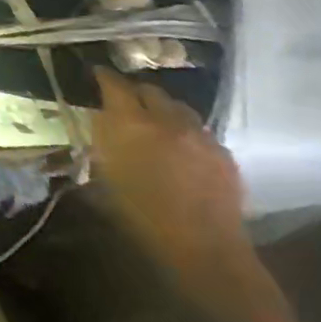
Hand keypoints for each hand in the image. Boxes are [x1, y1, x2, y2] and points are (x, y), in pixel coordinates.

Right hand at [92, 67, 250, 282]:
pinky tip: (180, 147)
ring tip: (155, 123)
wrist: (202, 247)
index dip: (104, 77)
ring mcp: (200, 135)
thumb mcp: (104, 176)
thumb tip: (98, 123)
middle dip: (136, 92)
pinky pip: (200, 130)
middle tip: (125, 102)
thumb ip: (101, 142)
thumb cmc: (140, 215)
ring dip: (163, 110)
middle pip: (151, 91)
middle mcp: (167, 120)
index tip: (96, 74)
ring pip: (179, 107)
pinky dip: (185, 130)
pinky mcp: (223, 153)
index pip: (115, 85)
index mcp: (131, 124)